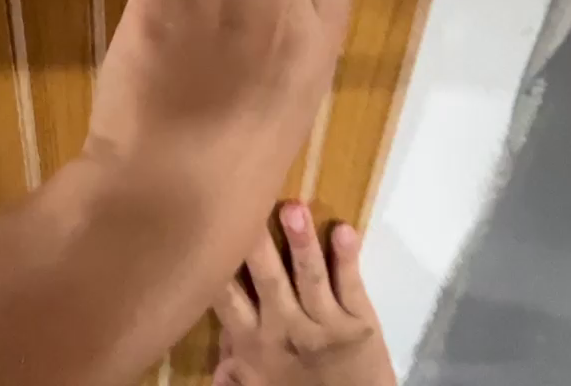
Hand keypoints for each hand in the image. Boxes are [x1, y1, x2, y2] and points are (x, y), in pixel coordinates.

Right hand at [213, 204, 395, 385]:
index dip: (217, 262)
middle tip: (248, 204)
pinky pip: (352, 287)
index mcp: (254, 341)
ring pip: (310, 277)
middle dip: (258, 243)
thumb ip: (233, 366)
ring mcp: (324, 325)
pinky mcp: (360, 323)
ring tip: (295, 209)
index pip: (227, 296)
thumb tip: (209, 359)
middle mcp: (285, 329)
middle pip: (268, 279)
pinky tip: (344, 230)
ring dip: (302, 243)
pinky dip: (348, 258)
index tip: (211, 226)